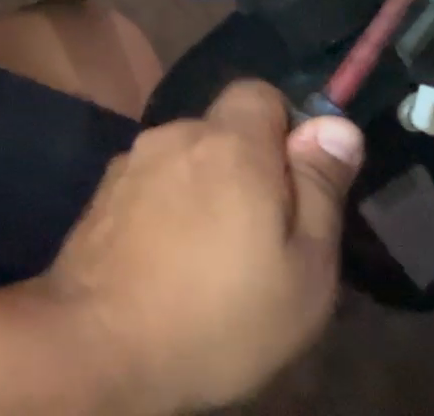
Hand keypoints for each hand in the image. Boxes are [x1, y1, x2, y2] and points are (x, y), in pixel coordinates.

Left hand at [36, 80, 364, 413]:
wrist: (100, 340)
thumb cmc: (221, 314)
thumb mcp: (304, 267)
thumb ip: (318, 188)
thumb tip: (333, 125)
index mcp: (225, 144)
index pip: (257, 93)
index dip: (288, 128)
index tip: (303, 184)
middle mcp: (169, 137)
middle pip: (221, 131)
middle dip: (249, 168)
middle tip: (270, 238)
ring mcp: (127, 163)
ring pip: (184, 160)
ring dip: (207, 190)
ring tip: (220, 258)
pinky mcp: (101, 193)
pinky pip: (152, 184)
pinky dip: (169, 207)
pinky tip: (173, 259)